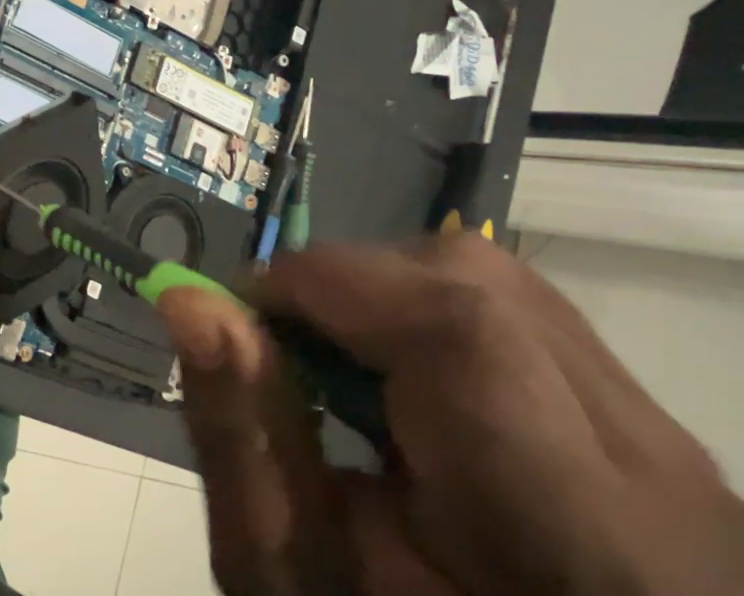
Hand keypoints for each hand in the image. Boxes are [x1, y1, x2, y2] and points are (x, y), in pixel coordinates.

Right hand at [158, 233, 743, 595]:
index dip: (328, 285)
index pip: (458, 328)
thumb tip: (190, 299)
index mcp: (560, 531)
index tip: (239, 314)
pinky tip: (395, 390)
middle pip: (481, 285)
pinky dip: (424, 321)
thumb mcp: (283, 570)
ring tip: (336, 375)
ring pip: (498, 284)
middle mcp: (647, 469)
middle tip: (279, 351)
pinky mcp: (647, 420)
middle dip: (345, 287)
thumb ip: (241, 436)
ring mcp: (662, 439)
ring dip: (381, 299)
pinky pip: (519, 313)